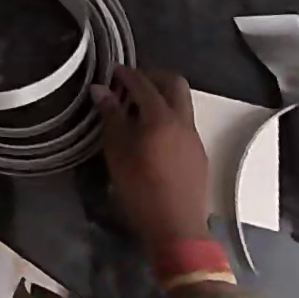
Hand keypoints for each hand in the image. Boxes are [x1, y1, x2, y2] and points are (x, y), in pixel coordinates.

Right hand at [92, 66, 210, 248]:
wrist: (176, 227)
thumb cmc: (140, 186)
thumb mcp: (117, 149)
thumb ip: (111, 115)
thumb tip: (100, 89)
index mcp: (161, 117)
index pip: (144, 84)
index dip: (127, 74)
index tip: (112, 70)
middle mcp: (183, 121)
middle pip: (174, 83)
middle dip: (153, 77)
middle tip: (130, 85)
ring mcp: (194, 138)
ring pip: (182, 103)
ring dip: (161, 97)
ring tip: (137, 111)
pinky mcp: (198, 155)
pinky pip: (183, 123)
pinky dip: (167, 117)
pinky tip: (151, 135)